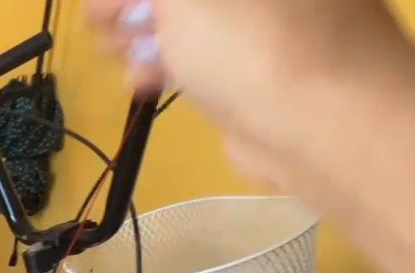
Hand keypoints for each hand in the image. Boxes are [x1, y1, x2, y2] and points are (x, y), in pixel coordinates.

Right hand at [84, 0, 414, 184]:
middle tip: (103, 31)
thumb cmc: (249, 41)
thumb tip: (145, 2)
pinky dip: (172, 62)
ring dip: (146, 37)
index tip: (100, 7)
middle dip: (137, 5)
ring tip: (120, 60)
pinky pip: (209, 50)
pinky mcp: (266, 58)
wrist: (313, 118)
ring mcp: (277, 16)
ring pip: (195, 18)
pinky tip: (144, 83)